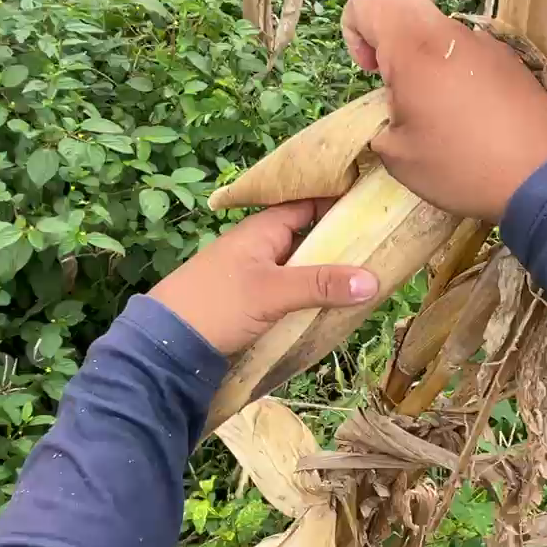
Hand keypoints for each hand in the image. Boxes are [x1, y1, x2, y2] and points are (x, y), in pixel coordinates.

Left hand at [148, 200, 377, 354]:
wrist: (165, 345)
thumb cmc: (217, 305)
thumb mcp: (273, 292)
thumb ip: (321, 285)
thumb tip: (372, 280)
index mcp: (262, 229)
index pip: (309, 202)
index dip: (340, 201)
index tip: (376, 206)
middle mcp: (260, 244)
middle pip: (309, 234)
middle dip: (341, 239)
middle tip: (381, 244)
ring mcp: (256, 272)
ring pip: (301, 262)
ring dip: (327, 269)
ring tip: (367, 274)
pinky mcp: (252, 298)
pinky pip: (292, 286)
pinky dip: (312, 290)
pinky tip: (333, 302)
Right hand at [342, 0, 546, 221]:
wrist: (540, 178)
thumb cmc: (459, 165)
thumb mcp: (397, 156)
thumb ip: (380, 120)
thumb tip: (393, 110)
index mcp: (413, 45)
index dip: (354, 28)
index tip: (370, 73)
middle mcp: (450, 31)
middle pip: (403, 5)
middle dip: (386, 39)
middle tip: (395, 87)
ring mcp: (486, 43)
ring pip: (439, 31)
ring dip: (425, 60)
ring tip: (439, 115)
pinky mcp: (512, 62)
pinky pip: (470, 53)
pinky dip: (457, 74)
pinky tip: (472, 120)